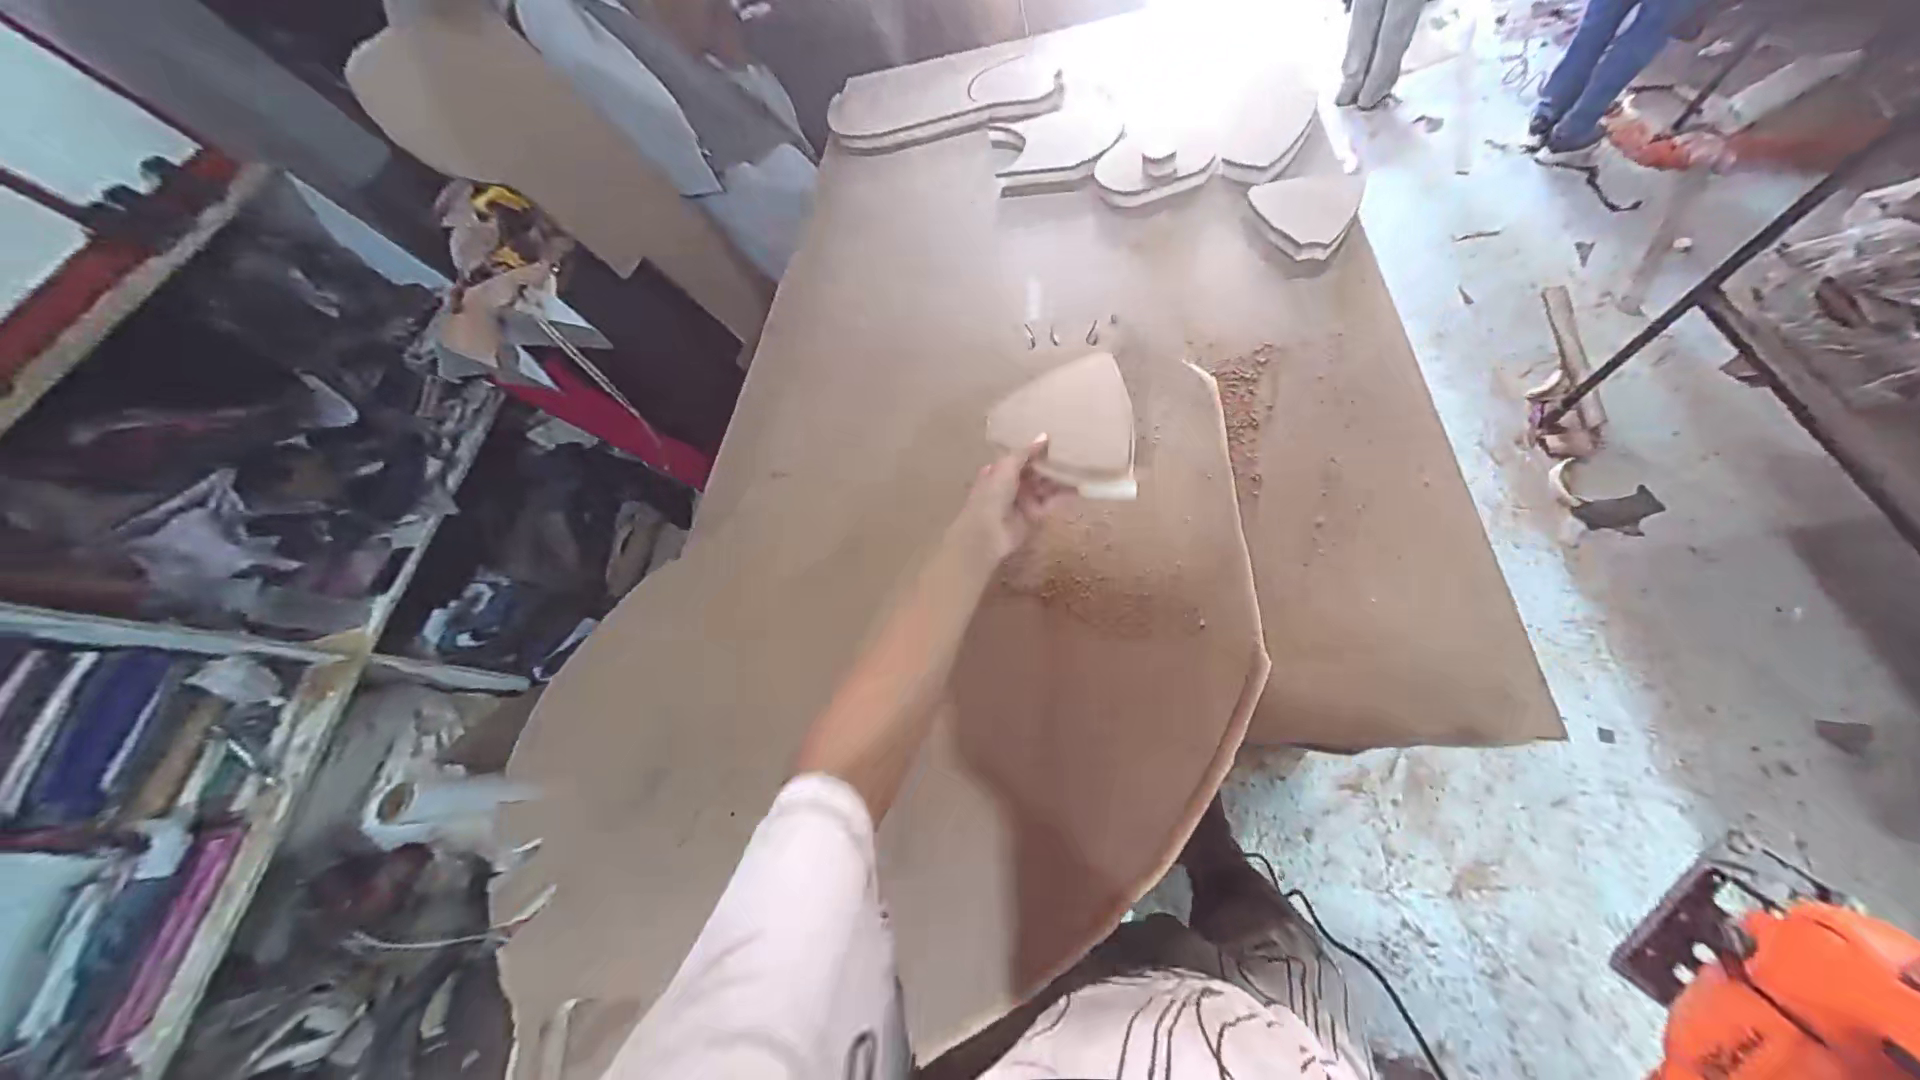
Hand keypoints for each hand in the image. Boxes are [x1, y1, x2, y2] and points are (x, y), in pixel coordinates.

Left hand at [958, 436, 1073, 564]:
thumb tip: (1045, 435)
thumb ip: (1026, 452)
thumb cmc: (992, 495)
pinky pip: (1051, 502)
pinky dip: (1064, 495)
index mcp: (1000, 470)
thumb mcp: (1006, 467)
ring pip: (1045, 486)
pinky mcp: (1035, 515)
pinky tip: (1079, 486)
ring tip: (1081, 466)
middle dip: (1051, 464)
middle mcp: (1012, 484)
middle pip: (1036, 472)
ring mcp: (1024, 500)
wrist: (987, 533)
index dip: (1037, 450)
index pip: (1021, 457)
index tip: (1057, 439)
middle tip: (1075, 452)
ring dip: (1060, 478)